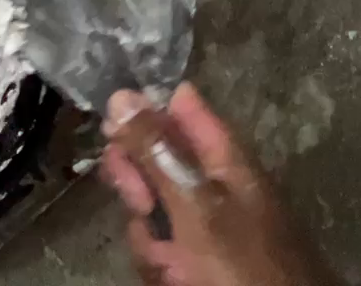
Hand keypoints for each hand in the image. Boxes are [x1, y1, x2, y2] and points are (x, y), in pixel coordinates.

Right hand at [100, 85, 336, 285]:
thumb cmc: (246, 267)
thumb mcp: (195, 204)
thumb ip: (156, 150)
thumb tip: (121, 93)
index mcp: (223, 156)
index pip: (178, 106)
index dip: (142, 109)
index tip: (115, 130)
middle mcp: (211, 182)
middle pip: (154, 156)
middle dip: (136, 182)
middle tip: (140, 204)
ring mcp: (204, 224)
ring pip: (149, 205)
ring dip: (146, 234)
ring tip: (168, 263)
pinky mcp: (196, 260)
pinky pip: (158, 245)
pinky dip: (157, 263)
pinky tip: (171, 280)